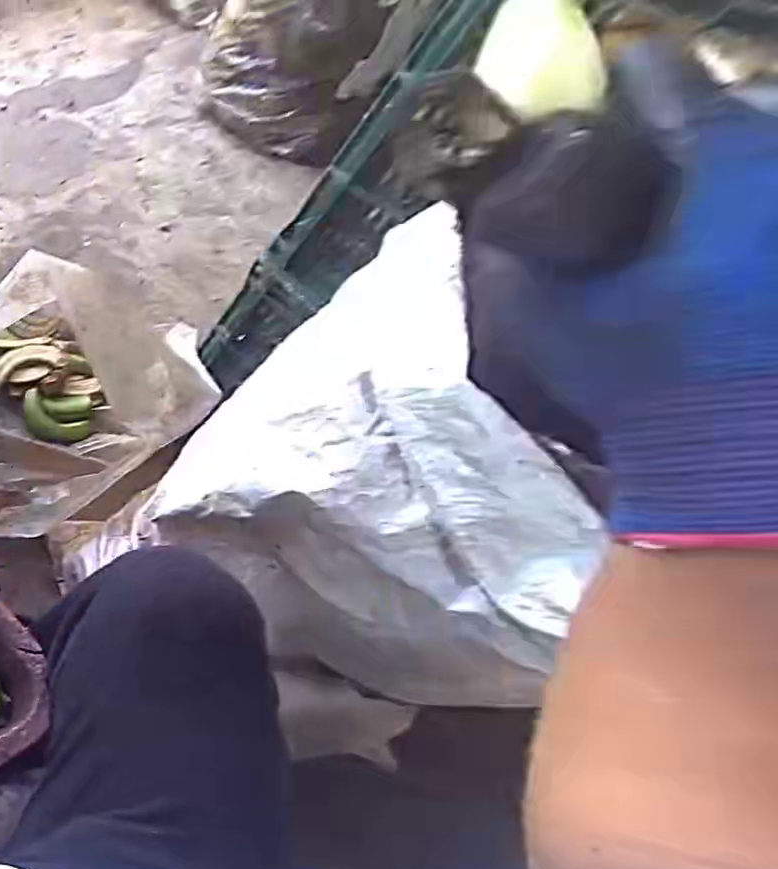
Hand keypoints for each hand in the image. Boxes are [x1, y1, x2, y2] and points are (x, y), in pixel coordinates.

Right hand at [462, 41, 777, 543]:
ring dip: (723, 143)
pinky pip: (767, 186)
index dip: (643, 73)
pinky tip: (701, 209)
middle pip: (745, 109)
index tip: (614, 54)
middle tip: (641, 112)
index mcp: (719, 185)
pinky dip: (740, 179)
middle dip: (690, 104)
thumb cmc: (638, 378)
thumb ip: (516, 267)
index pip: (681, 100)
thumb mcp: (547, 324)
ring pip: (765, 147)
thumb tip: (490, 225)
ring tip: (673, 160)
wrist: (740, 442)